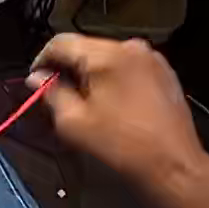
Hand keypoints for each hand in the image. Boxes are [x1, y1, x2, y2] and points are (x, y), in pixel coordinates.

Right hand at [30, 34, 208, 207]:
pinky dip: (114, 80)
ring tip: (85, 104)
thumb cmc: (121, 145)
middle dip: (69, 69)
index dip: (42, 60)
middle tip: (57, 96)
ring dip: (92, 75)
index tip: (36, 81)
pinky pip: (129, 68)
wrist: (173, 165)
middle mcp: (132, 47)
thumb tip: (37, 78)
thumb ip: (52, 94)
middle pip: (87, 48)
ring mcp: (152, 59)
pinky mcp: (165, 73)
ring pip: (109, 58)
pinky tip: (112, 106)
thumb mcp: (74, 122)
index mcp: (107, 54)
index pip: (61, 42)